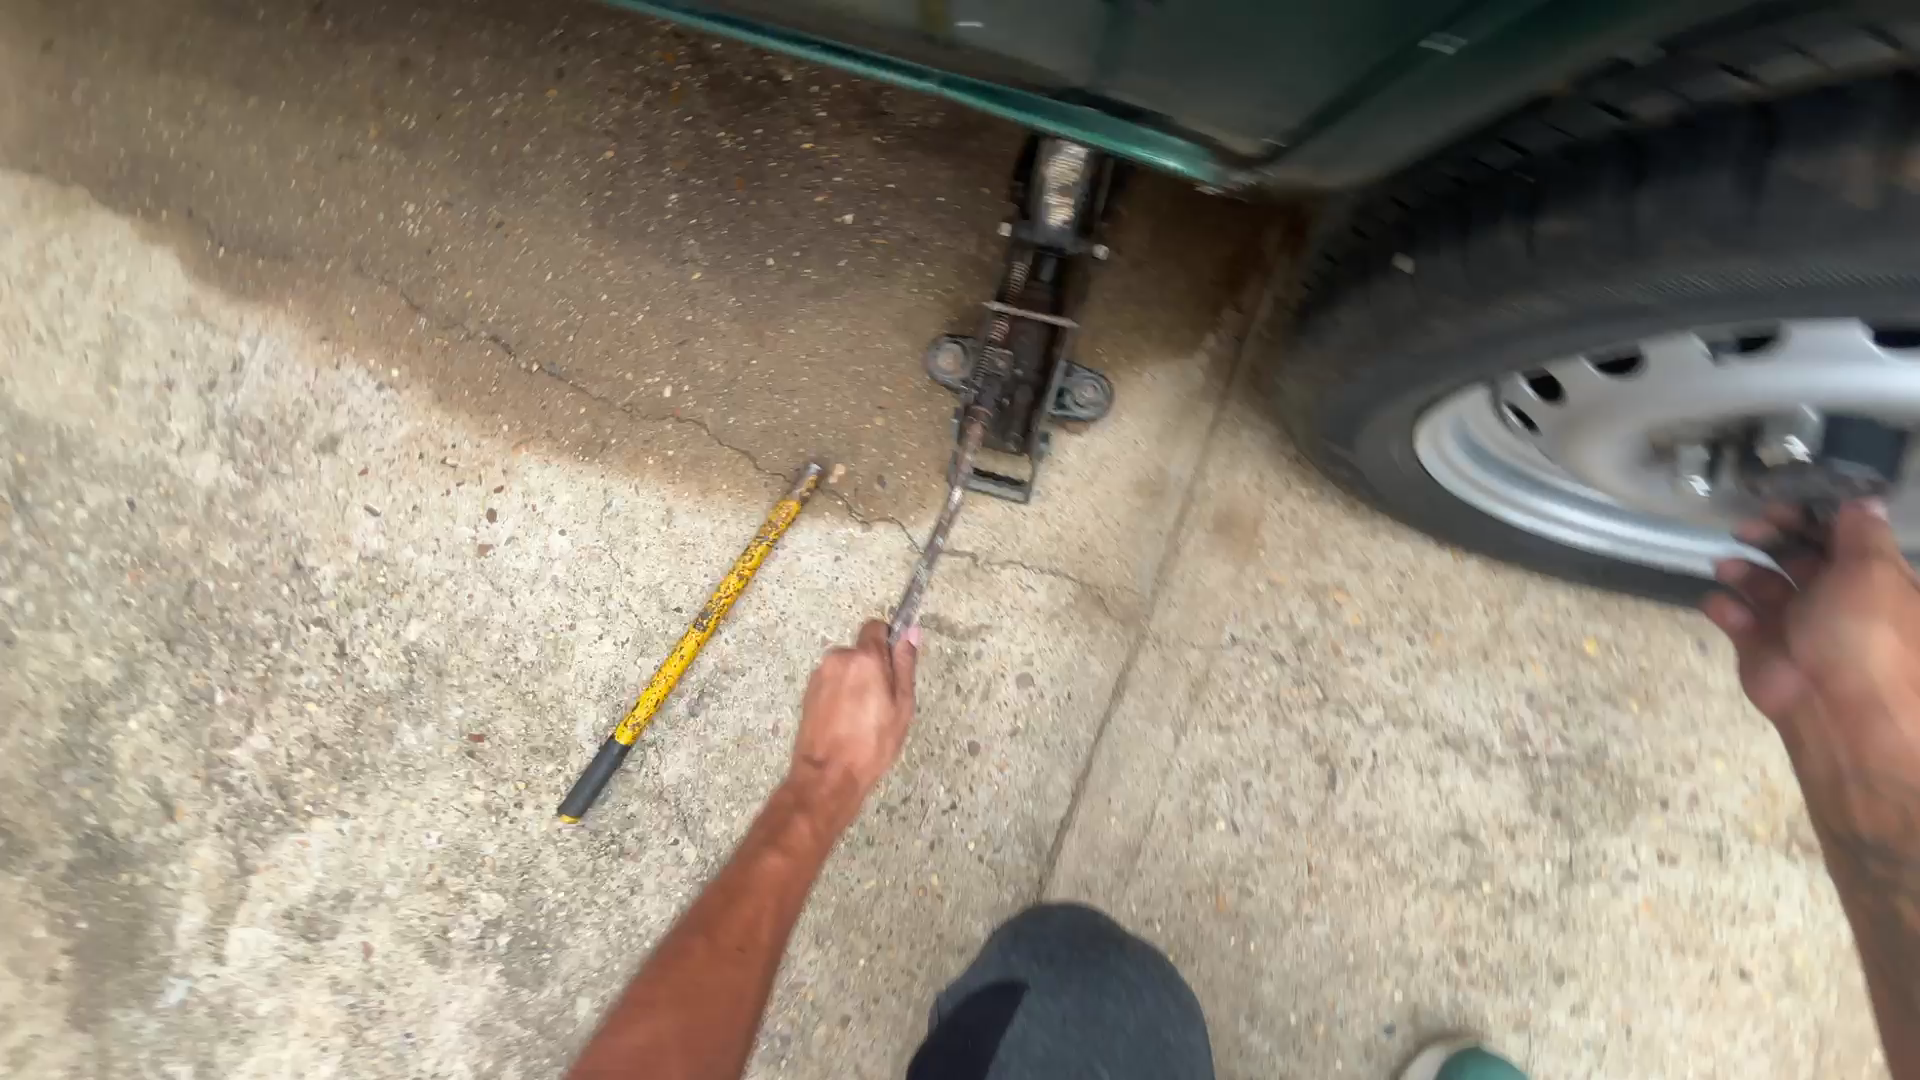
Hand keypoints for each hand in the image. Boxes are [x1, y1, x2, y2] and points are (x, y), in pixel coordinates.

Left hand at [785, 619, 919, 831]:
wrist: (828, 775)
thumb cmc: (872, 743)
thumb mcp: (902, 705)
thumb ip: (905, 664)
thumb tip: (911, 632)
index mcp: (864, 657)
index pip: (876, 627)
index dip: (889, 642)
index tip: (895, 666)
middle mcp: (838, 658)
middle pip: (862, 650)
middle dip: (873, 667)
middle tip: (884, 701)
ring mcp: (820, 675)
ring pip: (847, 668)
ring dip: (856, 682)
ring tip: (864, 716)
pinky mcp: (808, 692)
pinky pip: (832, 682)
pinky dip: (841, 694)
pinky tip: (847, 721)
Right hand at [1703, 499, 1919, 783]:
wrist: (1836, 704)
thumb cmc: (1863, 633)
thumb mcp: (1873, 573)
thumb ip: (1861, 535)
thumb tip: (1859, 501)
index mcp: (1874, 581)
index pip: (1843, 539)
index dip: (1813, 519)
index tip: (1783, 505)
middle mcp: (1837, 598)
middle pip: (1799, 557)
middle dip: (1772, 539)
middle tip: (1746, 529)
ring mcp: (1795, 622)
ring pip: (1762, 584)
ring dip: (1742, 571)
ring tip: (1726, 568)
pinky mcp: (1758, 642)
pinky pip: (1734, 615)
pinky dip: (1723, 607)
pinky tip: (1722, 605)